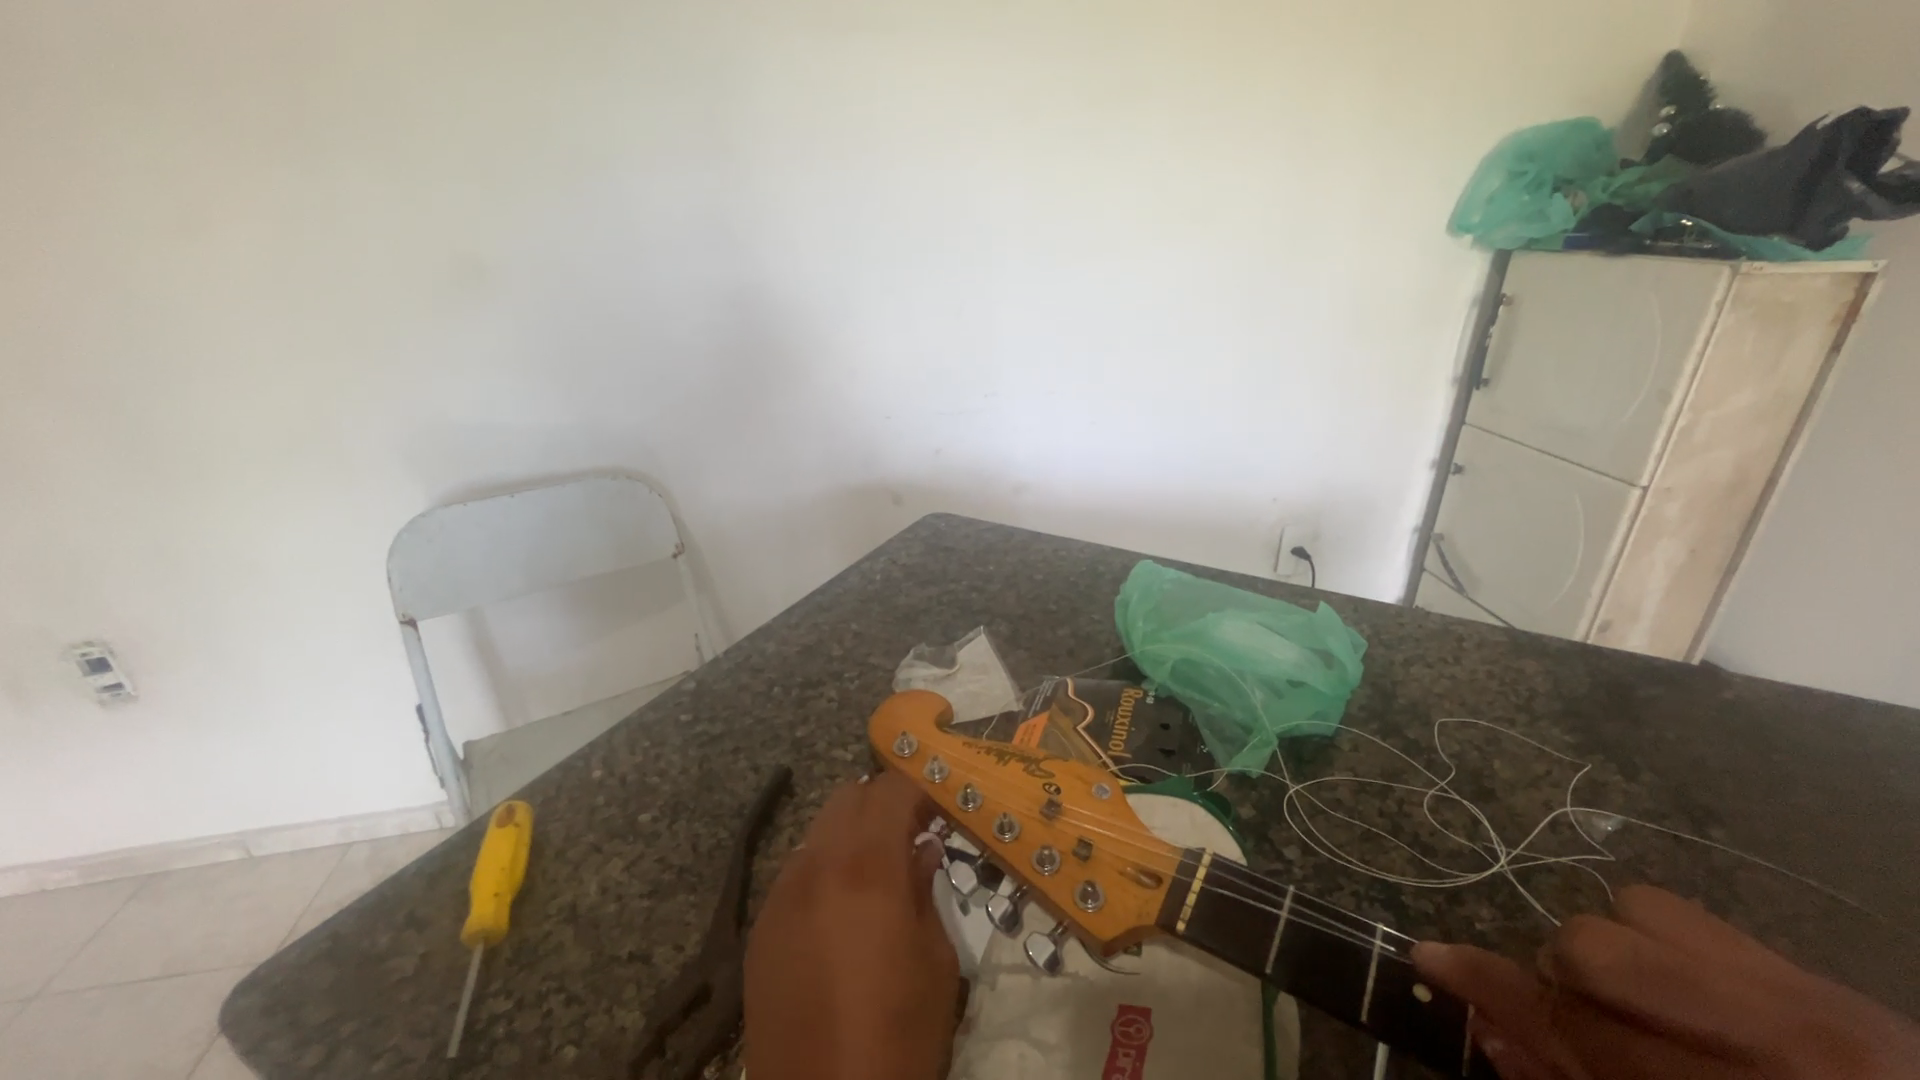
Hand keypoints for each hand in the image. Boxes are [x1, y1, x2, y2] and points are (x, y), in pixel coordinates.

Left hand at [744, 772, 959, 1079]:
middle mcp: (815, 867)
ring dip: (850, 836)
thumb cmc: (899, 1034)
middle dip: (882, 804)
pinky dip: (823, 871)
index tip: (940, 808)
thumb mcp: (936, 962)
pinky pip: (795, 874)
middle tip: (912, 835)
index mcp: (866, 868)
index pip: (890, 790)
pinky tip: (841, 914)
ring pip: (817, 833)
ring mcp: (779, 896)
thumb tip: (922, 850)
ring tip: (877, 876)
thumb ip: (926, 892)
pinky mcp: (760, 928)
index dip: (919, 788)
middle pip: (846, 798)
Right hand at [1413, 885, 1919, 1079]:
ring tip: (1643, 1000)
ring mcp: (1804, 997)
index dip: (1489, 986)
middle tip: (1585, 1017)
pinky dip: (1661, 939)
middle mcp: (1769, 1039)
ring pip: (1634, 907)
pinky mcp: (1816, 974)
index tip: (1429, 954)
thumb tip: (1485, 1024)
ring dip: (1615, 949)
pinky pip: (1689, 910)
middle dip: (1565, 977)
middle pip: (1593, 949)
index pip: (1571, 1022)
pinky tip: (1682, 986)